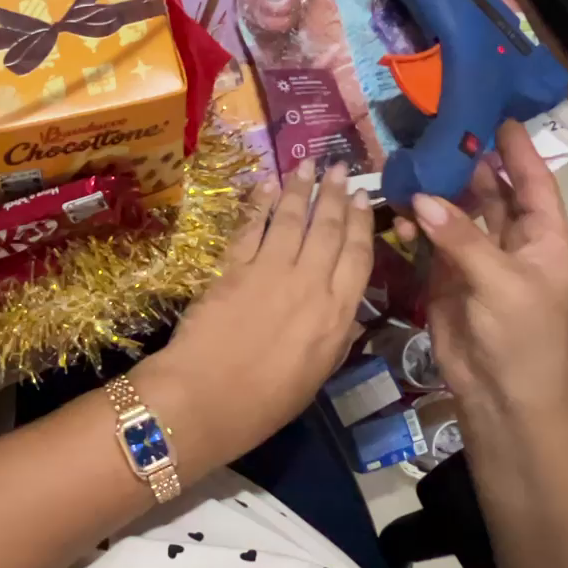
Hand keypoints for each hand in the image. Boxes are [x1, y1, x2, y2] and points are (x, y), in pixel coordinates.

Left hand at [135, 158, 374, 473]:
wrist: (205, 398)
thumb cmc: (263, 404)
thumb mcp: (315, 377)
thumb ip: (335, 340)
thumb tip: (349, 316)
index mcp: (337, 315)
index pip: (358, 258)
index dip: (361, 225)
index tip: (362, 200)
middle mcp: (310, 284)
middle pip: (328, 229)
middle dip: (335, 194)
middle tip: (338, 167)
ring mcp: (270, 271)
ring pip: (292, 220)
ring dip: (301, 188)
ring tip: (308, 163)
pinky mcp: (232, 267)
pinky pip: (251, 227)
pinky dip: (259, 204)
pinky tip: (266, 185)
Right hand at [392, 120, 567, 427]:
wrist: (503, 396)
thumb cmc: (524, 338)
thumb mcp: (501, 283)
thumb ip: (461, 239)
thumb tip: (421, 198)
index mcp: (543, 239)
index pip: (533, 183)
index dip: (518, 151)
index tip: (497, 116)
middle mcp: (509, 243)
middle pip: (489, 193)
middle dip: (467, 165)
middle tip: (436, 132)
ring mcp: (474, 260)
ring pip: (454, 215)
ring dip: (435, 194)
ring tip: (409, 165)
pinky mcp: (444, 279)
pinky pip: (429, 242)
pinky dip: (414, 226)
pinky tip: (398, 212)